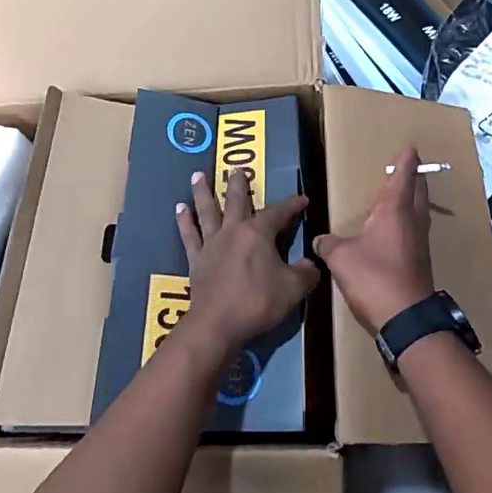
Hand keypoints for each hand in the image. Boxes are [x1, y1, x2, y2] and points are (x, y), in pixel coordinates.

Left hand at [174, 167, 319, 350]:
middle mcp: (233, 231)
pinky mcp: (196, 260)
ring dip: (203, 192)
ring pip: (207, 211)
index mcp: (258, 233)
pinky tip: (179, 209)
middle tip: (237, 168)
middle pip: (236, 201)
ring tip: (198, 175)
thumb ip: (306, 273)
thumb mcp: (294, 288)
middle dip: (239, 184)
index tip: (302, 199)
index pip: (278, 213)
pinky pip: (189, 235)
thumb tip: (312, 264)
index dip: (292, 205)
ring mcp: (211, 244)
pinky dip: (184, 222)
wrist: (218, 324)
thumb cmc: (258, 302)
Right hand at [314, 145, 435, 333]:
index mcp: (395, 212)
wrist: (406, 318)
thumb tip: (319, 240)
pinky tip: (396, 231)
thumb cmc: (374, 278)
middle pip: (417, 192)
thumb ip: (328, 245)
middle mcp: (412, 222)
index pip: (402, 178)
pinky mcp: (420, 262)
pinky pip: (415, 232)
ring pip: (419, 212)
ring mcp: (419, 243)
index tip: (410, 148)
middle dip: (413, 177)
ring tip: (402, 195)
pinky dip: (408, 222)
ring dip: (413, 200)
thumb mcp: (341, 259)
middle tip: (408, 167)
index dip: (405, 162)